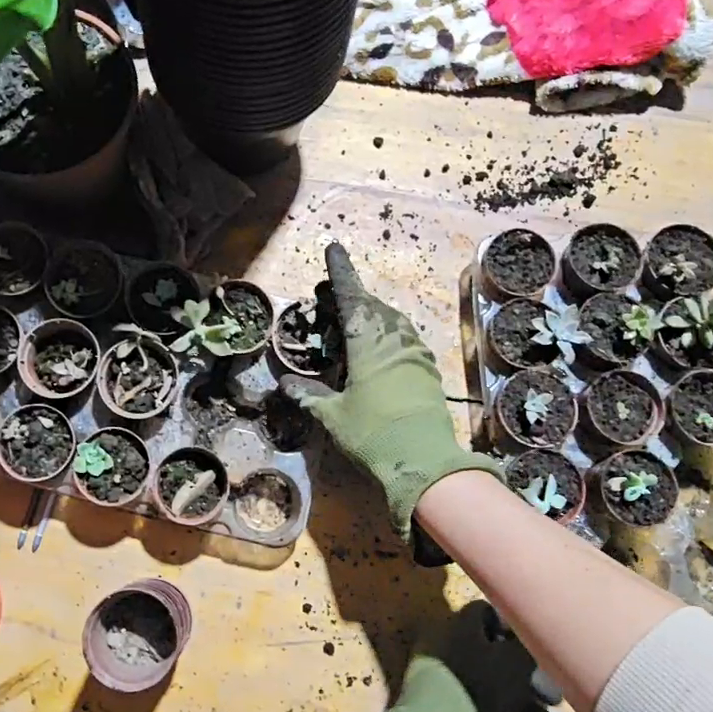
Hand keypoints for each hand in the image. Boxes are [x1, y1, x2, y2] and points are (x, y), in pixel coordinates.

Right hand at [281, 243, 498, 540]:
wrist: (424, 463)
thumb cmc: (372, 434)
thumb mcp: (332, 416)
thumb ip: (309, 396)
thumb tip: (285, 384)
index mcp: (368, 341)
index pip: (352, 296)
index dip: (340, 272)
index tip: (333, 248)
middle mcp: (394, 339)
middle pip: (371, 306)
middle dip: (351, 296)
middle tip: (330, 295)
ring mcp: (415, 354)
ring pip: (391, 321)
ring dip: (371, 314)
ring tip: (351, 320)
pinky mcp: (427, 371)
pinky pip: (402, 339)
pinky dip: (386, 334)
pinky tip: (376, 348)